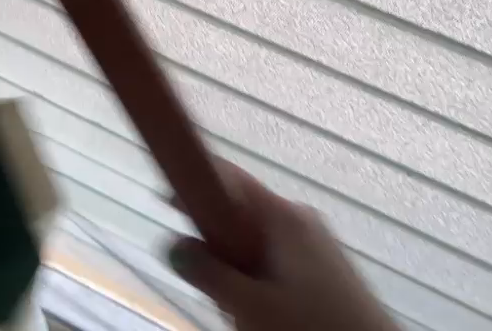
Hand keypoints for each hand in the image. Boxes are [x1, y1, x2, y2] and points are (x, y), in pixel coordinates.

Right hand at [167, 160, 398, 330]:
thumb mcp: (252, 308)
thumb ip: (207, 274)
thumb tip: (171, 243)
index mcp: (283, 215)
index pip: (226, 176)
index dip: (190, 181)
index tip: (163, 202)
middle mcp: (300, 219)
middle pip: (238, 214)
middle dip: (215, 245)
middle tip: (205, 284)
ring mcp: (317, 247)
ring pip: (256, 245)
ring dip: (237, 272)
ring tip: (237, 314)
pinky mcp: (328, 275)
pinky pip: (277, 265)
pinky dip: (259, 284)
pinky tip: (262, 320)